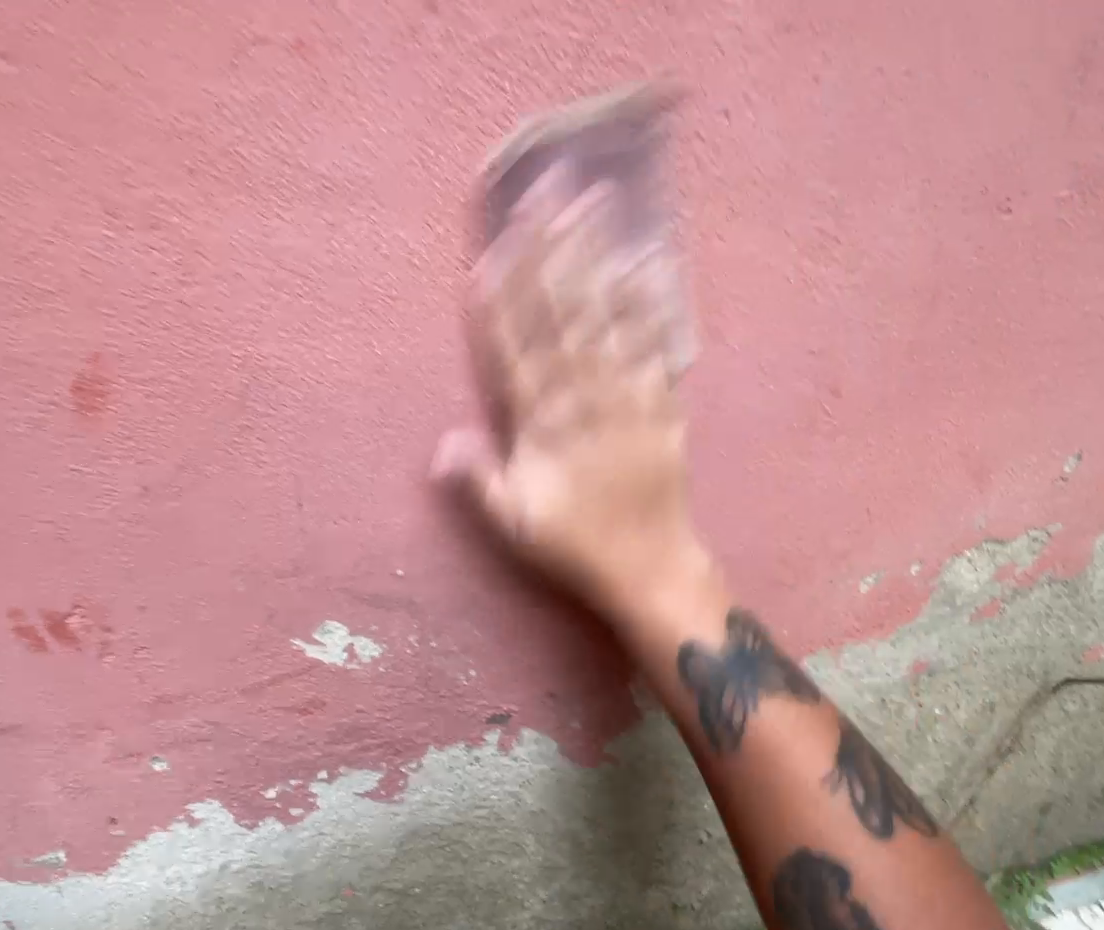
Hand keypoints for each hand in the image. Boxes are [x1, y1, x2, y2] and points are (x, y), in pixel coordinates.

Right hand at [433, 168, 712, 619]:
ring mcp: (625, 397)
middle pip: (560, 313)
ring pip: (606, 317)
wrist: (649, 567)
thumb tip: (441, 442)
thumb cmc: (574, 545)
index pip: (515, 347)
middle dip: (551, 249)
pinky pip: (656, 345)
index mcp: (539, 425)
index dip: (505, 293)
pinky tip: (645, 258)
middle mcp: (581, 399)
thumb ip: (478, 481)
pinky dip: (651, 302)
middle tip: (547, 188)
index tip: (497, 240)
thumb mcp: (514, 524)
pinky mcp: (662, 403)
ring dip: (597, 257)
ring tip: (592, 201)